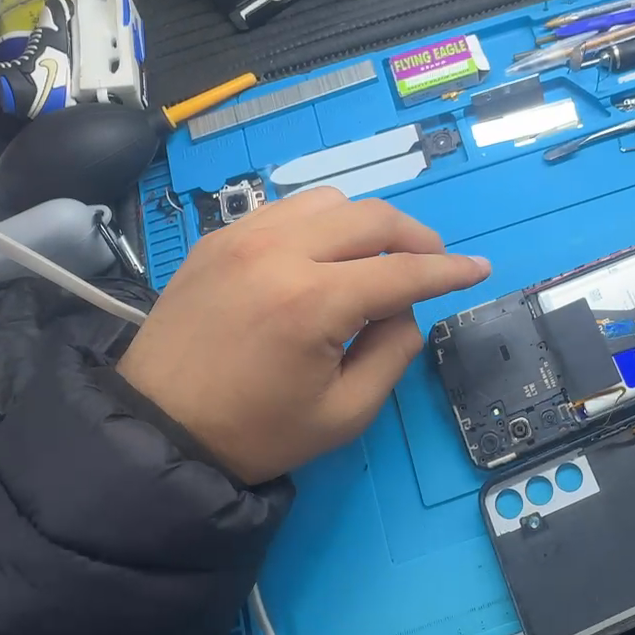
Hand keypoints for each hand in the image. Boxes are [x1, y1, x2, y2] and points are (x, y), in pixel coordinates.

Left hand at [118, 189, 490, 484]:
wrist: (156, 430)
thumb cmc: (255, 433)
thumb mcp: (344, 414)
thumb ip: (393, 353)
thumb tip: (405, 309)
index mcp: (312, 303)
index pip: (403, 272)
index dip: (449, 271)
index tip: (479, 268)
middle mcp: (279, 252)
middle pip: (372, 217)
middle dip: (416, 237)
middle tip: (433, 264)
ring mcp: (243, 236)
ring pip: (331, 201)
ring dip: (368, 224)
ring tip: (378, 258)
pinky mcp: (220, 237)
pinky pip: (289, 208)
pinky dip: (323, 222)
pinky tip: (326, 253)